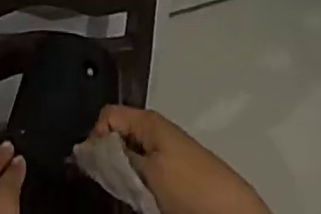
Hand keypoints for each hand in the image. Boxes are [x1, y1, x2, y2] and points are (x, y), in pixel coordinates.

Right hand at [89, 106, 270, 213]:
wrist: (230, 213)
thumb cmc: (189, 185)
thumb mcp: (149, 169)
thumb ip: (119, 157)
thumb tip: (91, 148)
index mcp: (149, 121)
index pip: (107, 115)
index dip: (94, 137)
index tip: (90, 164)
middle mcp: (155, 133)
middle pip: (116, 138)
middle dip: (107, 158)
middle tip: (106, 182)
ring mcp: (164, 156)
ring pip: (128, 160)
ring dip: (122, 174)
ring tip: (124, 193)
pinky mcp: (171, 178)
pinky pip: (142, 176)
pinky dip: (136, 186)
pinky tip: (139, 200)